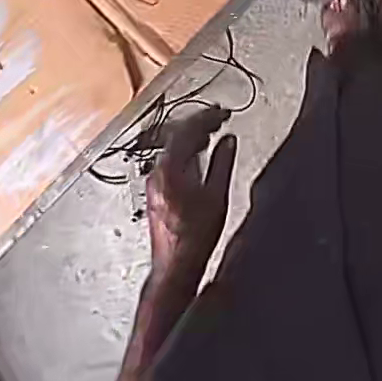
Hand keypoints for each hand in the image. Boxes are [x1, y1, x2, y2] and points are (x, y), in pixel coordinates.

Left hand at [143, 106, 237, 280]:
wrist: (176, 267)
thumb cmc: (195, 237)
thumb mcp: (217, 195)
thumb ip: (222, 162)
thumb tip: (228, 141)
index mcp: (169, 169)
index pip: (187, 131)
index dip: (207, 118)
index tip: (222, 113)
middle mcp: (156, 174)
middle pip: (176, 136)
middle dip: (199, 124)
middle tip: (219, 118)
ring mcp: (153, 183)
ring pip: (172, 148)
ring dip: (192, 137)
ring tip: (212, 132)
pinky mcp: (156, 192)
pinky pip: (169, 161)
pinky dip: (186, 152)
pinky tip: (198, 155)